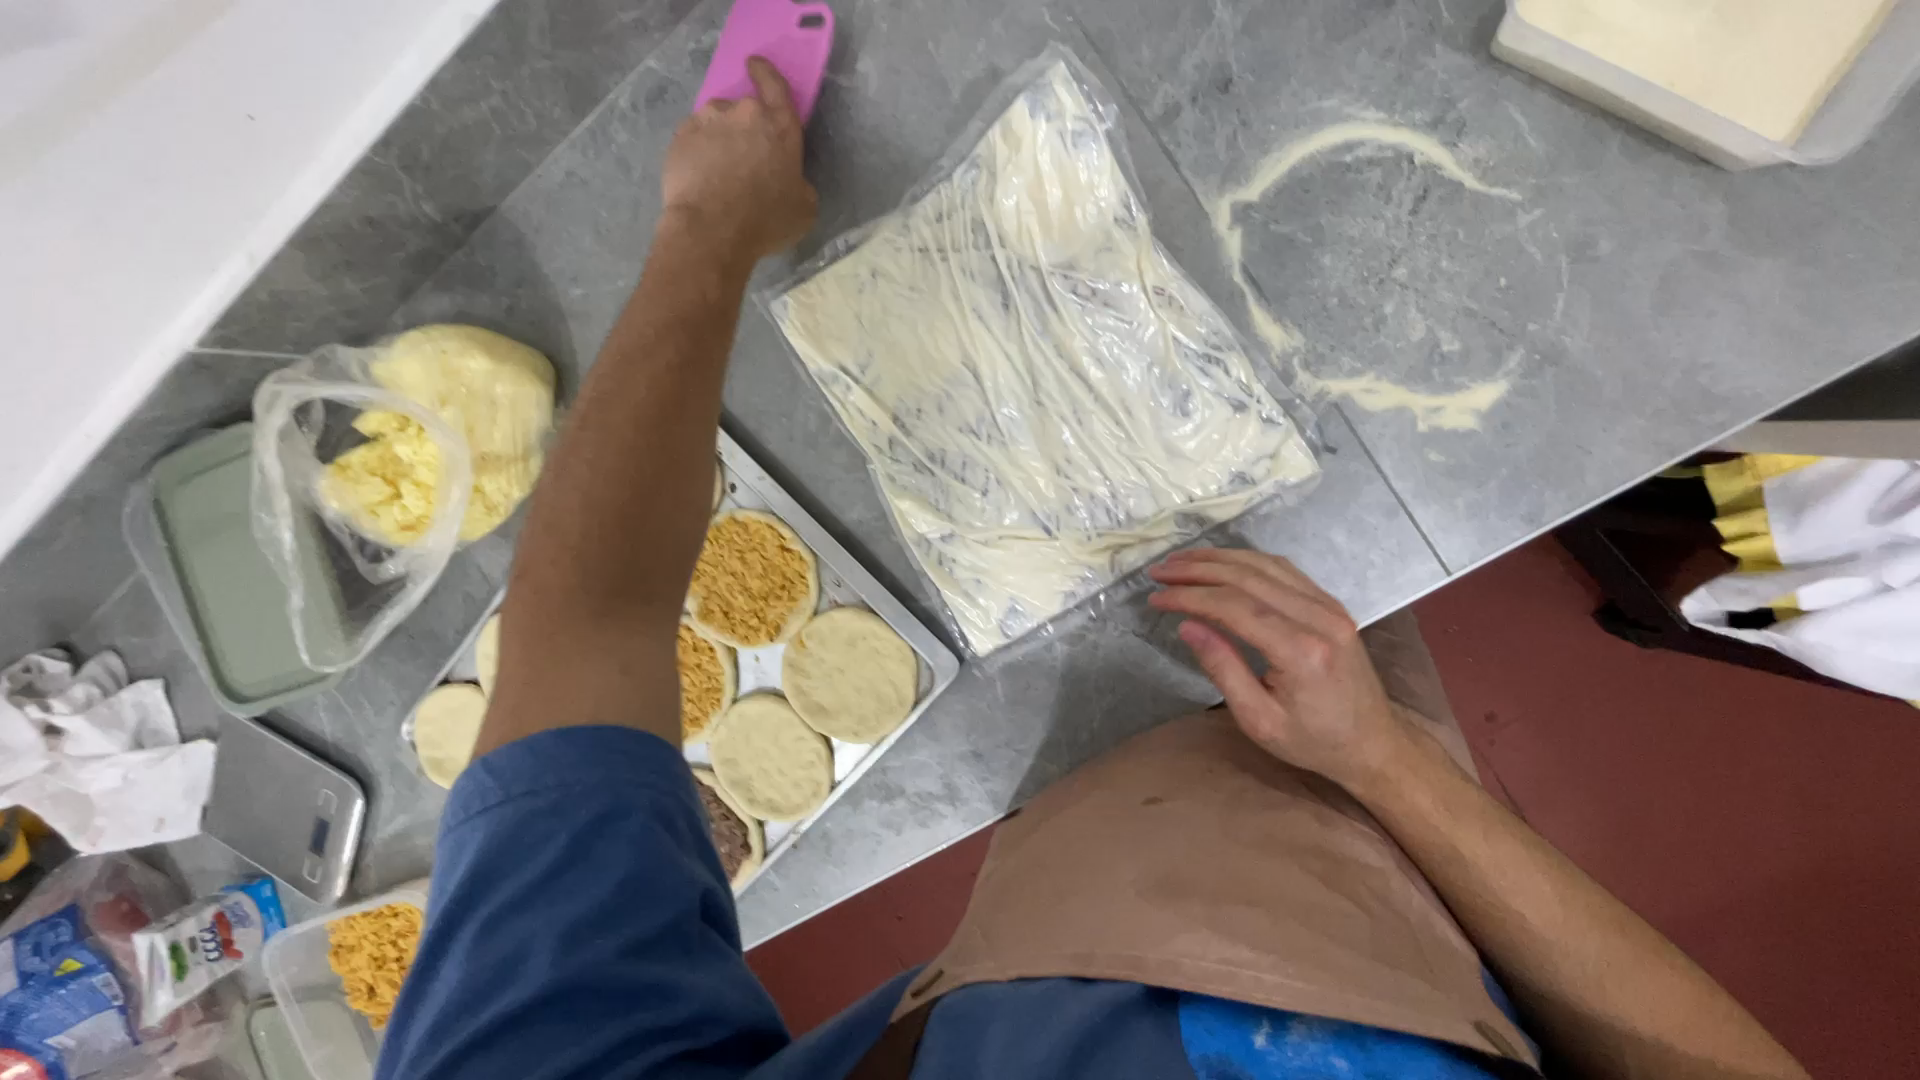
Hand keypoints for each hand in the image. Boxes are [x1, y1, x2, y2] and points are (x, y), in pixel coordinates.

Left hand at [660, 57, 817, 262]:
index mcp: (780, 127)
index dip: (765, 73)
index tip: (754, 65)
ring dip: (720, 139)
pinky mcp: (681, 135)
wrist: (712, 230)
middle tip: (744, 158)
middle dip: (745, 128)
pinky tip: (701, 178)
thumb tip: (790, 179)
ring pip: (716, 121)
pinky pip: (694, 137)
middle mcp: (744, 113)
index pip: (774, 86)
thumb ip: (799, 182)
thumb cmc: (765, 222)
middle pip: (744, 110)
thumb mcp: (804, 208)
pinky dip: (699, 151)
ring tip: (719, 172)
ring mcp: (708, 121)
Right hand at [1148, 548, 1415, 791]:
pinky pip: (1283, 569)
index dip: (1189, 596)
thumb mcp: (1258, 720)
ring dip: (1218, 558)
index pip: (1233, 606)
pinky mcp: (1331, 604)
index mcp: (1301, 651)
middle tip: (1159, 571)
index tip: (1155, 598)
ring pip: (1265, 565)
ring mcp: (1330, 606)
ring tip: (1181, 562)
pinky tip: (1221, 563)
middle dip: (1197, 569)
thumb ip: (1222, 668)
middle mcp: (1319, 618)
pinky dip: (1246, 561)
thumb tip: (1186, 625)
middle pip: (1247, 576)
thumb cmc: (1312, 741)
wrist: (1373, 743)